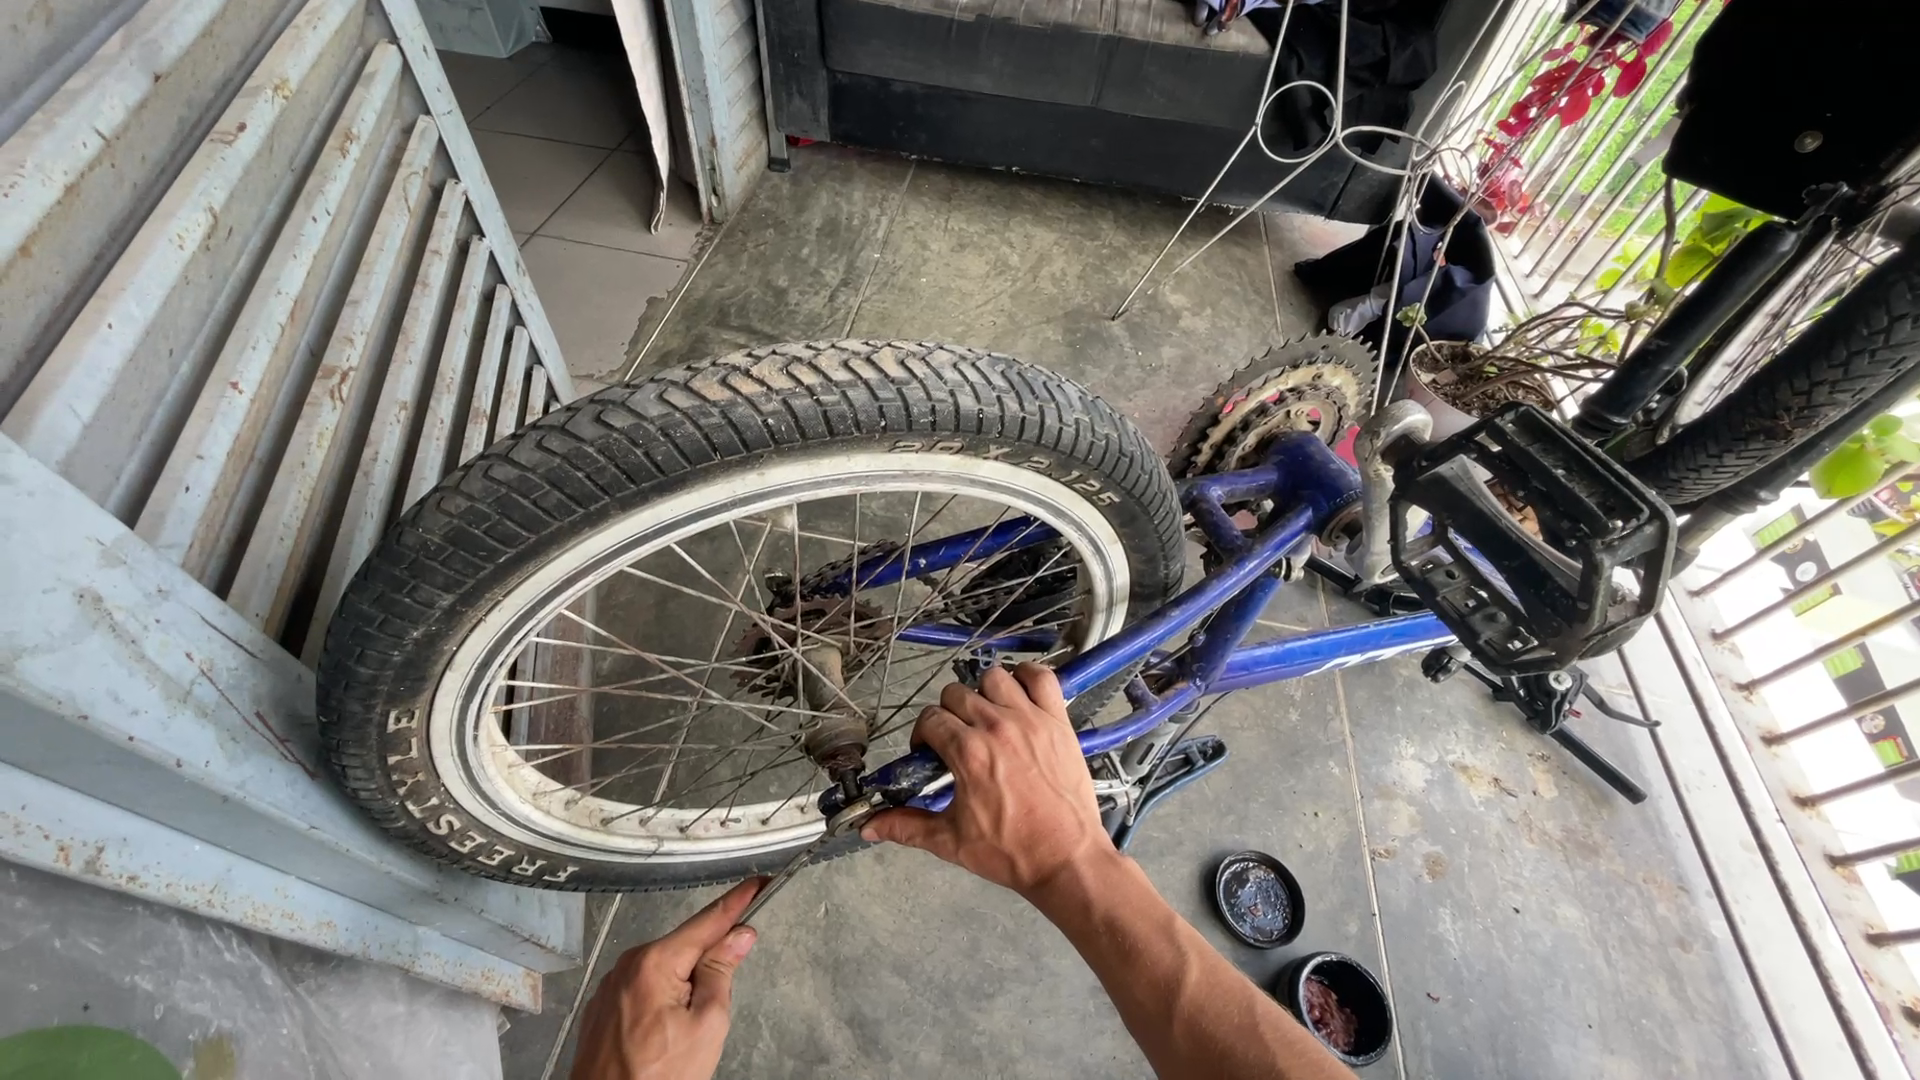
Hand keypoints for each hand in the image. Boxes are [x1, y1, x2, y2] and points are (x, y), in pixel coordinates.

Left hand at [570, 879, 760, 1079]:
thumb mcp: (707, 1026)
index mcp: (654, 962)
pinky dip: (665, 995)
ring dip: (686, 981)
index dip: (738, 901)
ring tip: (687, 1029)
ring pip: (665, 968)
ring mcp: (610, 987)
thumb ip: (722, 972)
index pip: (707, 921)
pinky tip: (665, 1032)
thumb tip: (738, 934)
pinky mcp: (601, 1009)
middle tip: (719, 1001)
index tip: (760, 881)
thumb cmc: (661, 1079)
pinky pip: (645, 987)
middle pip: (685, 946)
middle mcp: (627, 964)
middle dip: (710, 959)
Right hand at [860, 663, 1111, 897]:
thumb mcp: (951, 842)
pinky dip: (1029, 677)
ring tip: (987, 717)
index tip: (931, 752)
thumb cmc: (1011, 852)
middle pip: (956, 694)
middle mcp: (996, 726)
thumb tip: (870, 827)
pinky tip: (1020, 696)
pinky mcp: (1058, 721)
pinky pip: (1042, 677)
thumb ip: (906, 827)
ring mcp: (1030, 719)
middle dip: (949, 715)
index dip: (924, 735)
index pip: (930, 718)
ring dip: (984, 693)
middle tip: (957, 739)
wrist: (1067, 860)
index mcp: (968, 752)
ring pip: (994, 678)